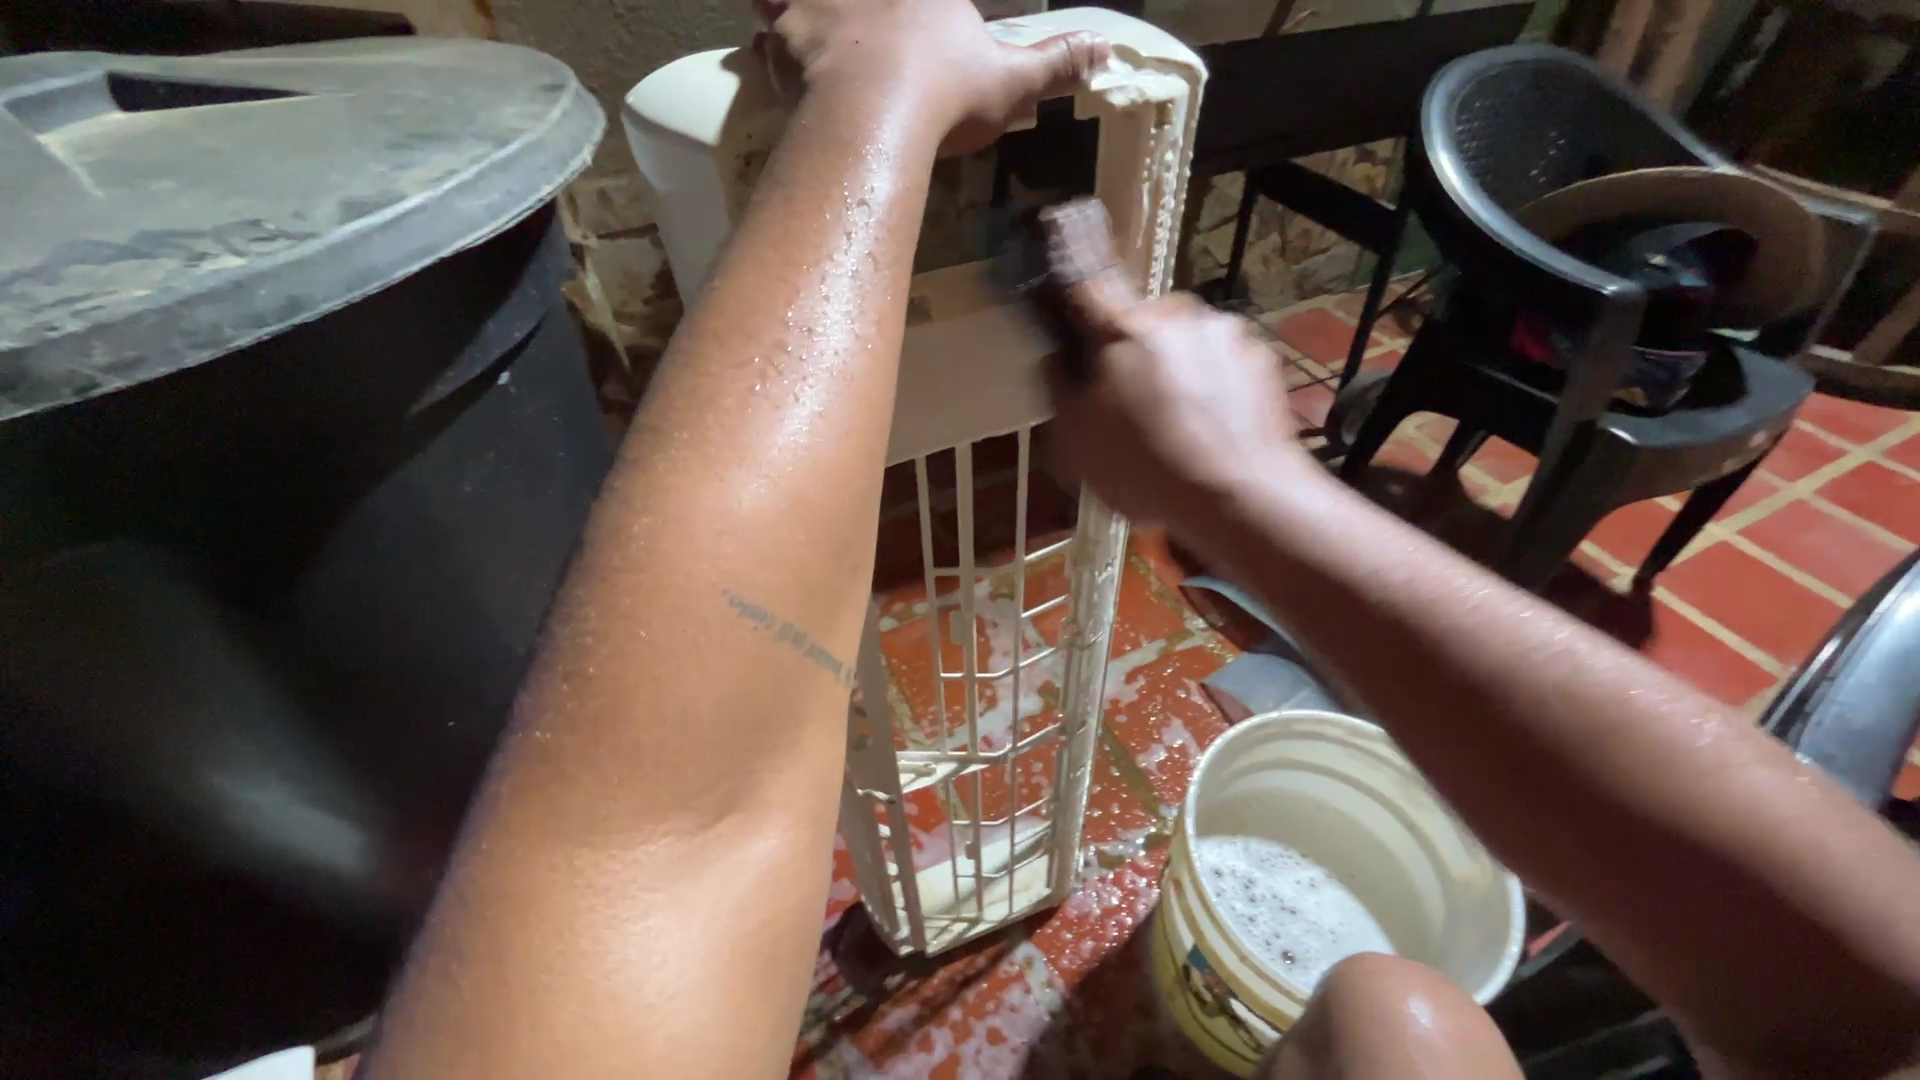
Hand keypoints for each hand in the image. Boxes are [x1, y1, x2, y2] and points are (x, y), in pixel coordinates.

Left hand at [753, 0, 1107, 155]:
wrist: (881, 117)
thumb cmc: (949, 93)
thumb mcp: (1012, 83)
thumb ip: (1055, 63)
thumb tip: (1108, 49)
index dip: (917, 5)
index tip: (910, 13)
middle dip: (848, 3)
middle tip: (853, 14)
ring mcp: (820, 2)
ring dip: (791, 5)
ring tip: (790, 14)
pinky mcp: (786, 39)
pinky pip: (766, 33)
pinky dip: (767, 41)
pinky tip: (769, 51)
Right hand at [1043, 207, 1310, 529]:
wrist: (1242, 496)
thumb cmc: (1147, 471)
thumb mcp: (1076, 440)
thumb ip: (1059, 385)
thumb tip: (1058, 355)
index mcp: (1120, 331)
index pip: (1086, 271)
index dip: (1069, 243)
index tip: (1061, 215)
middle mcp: (1173, 314)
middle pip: (1138, 318)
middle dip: (1131, 349)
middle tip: (1129, 403)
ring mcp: (1222, 331)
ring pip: (1182, 339)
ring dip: (1174, 367)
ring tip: (1177, 425)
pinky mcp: (1259, 353)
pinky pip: (1219, 358)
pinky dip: (1211, 381)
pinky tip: (1210, 423)